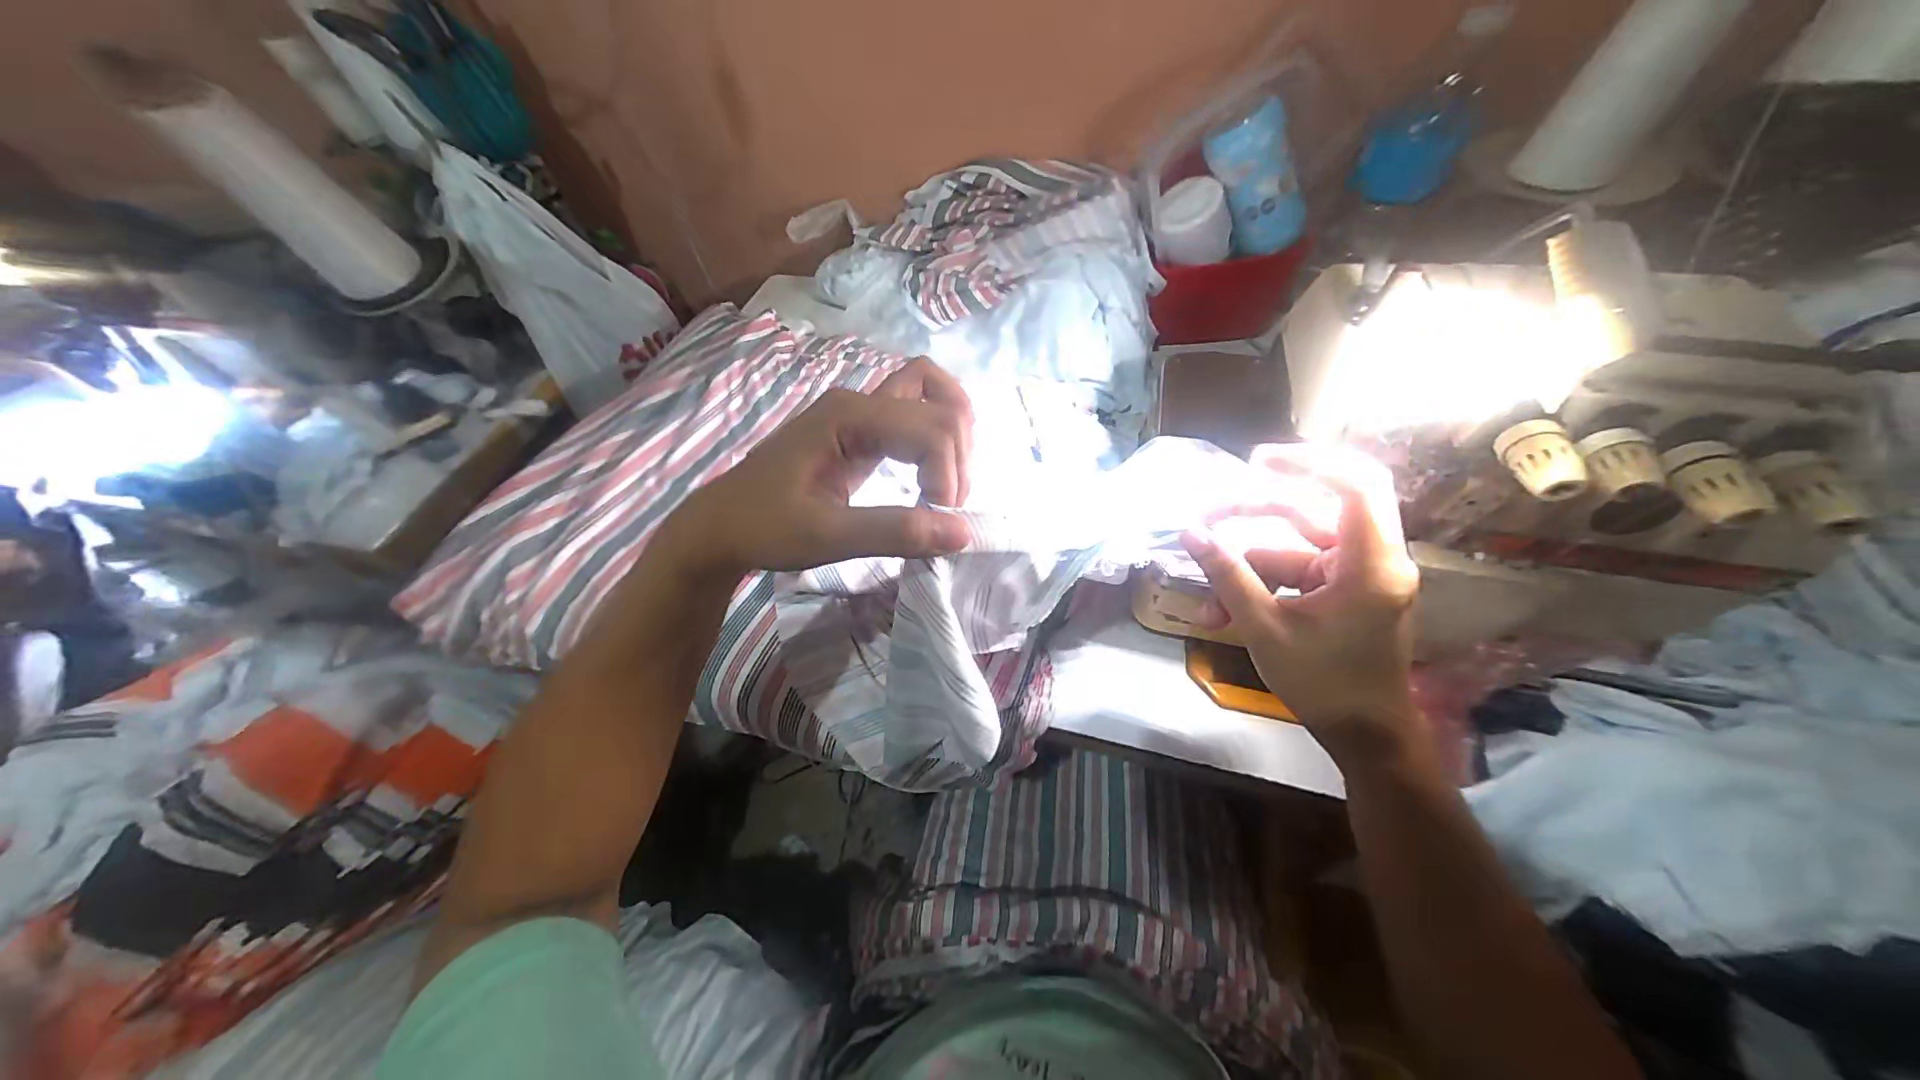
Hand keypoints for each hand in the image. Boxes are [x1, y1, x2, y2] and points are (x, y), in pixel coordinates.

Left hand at [662, 358, 973, 576]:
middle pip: (940, 400)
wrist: (720, 527)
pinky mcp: (861, 432)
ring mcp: (859, 413)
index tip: (937, 521)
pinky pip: (915, 416)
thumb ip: (894, 532)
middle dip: (958, 454)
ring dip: (954, 438)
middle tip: (945, 507)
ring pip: (931, 396)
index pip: (931, 427)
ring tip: (945, 489)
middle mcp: (858, 402)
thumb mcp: (826, 536)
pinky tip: (932, 478)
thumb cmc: (764, 528)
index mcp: (848, 415)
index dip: (948, 474)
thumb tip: (962, 533)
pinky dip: (937, 441)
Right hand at [1180, 443, 1421, 765]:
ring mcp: (1360, 575)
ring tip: (1208, 593)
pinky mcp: (1346, 591)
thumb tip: (1191, 534)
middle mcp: (1374, 559)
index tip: (1257, 462)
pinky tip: (1225, 608)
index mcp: (1371, 564)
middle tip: (1211, 513)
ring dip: (1251, 563)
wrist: (1365, 734)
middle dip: (1260, 508)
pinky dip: (1264, 583)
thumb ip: (1228, 576)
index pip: (1356, 485)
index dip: (1308, 463)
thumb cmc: (1323, 683)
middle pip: (1317, 508)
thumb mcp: (1265, 628)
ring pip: (1299, 545)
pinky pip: (1299, 571)